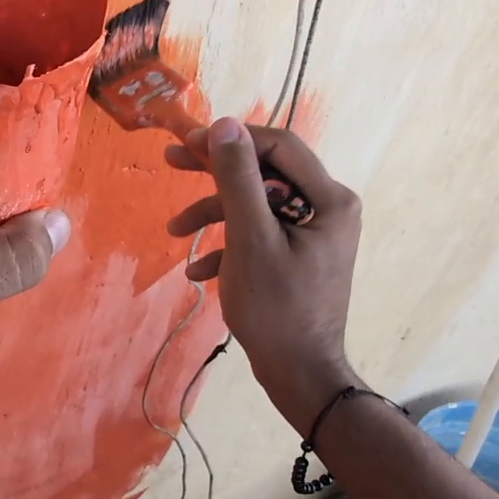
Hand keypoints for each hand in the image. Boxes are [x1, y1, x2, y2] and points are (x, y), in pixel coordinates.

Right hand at [164, 118, 362, 431]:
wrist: (299, 373)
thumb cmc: (276, 307)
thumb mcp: (250, 239)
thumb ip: (237, 180)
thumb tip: (223, 125)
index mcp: (328, 199)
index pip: (278, 146)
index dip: (230, 139)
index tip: (185, 144)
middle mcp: (327, 209)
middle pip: (265, 172)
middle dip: (215, 172)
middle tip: (170, 161)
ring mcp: (313, 235)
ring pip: (256, 205)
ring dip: (213, 215)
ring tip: (175, 232)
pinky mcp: (298, 258)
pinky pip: (258, 235)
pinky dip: (227, 246)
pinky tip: (200, 271)